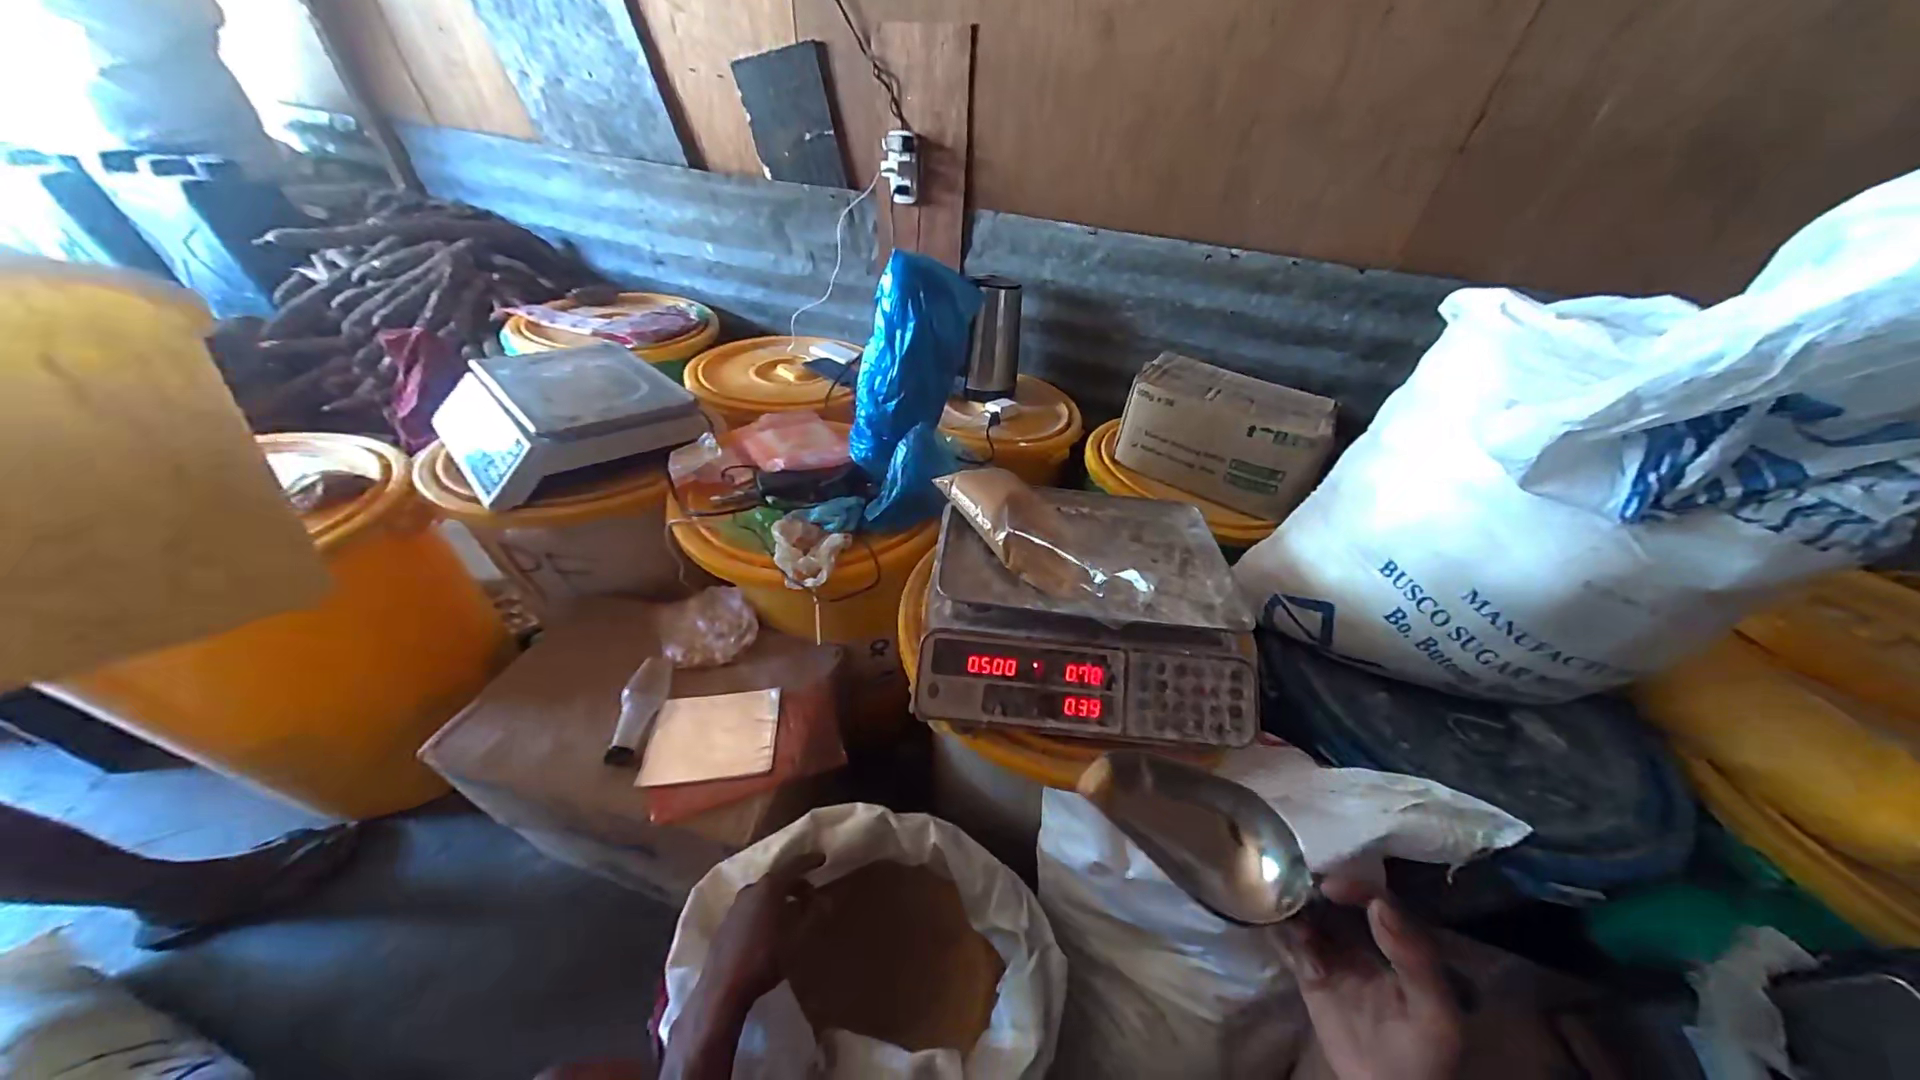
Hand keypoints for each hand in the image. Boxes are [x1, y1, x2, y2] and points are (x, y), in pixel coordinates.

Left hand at [663, 852, 824, 1079]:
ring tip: (793, 911)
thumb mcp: (799, 938)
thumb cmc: (766, 958)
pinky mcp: (726, 923)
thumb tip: (827, 899)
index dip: (810, 861)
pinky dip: (765, 908)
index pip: (794, 865)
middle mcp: (751, 889)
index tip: (822, 859)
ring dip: (780, 897)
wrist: (723, 989)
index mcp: (769, 887)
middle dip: (796, 884)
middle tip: (811, 895)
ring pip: (763, 893)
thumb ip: (815, 914)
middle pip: (778, 878)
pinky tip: (770, 926)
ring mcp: (735, 906)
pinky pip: (752, 906)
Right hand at [1278, 878, 1462, 1079]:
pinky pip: (1289, 941)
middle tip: (1296, 893)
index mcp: (1401, 942)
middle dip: (1315, 892)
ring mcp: (1334, 952)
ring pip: (1308, 914)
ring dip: (1295, 913)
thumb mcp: (1435, 1014)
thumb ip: (1416, 960)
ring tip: (1294, 930)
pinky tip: (1291, 951)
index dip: (1356, 887)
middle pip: (1336, 899)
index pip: (1378, 899)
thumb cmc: (1422, 1055)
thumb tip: (1378, 904)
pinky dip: (1283, 936)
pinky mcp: (1308, 969)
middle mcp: (1365, 938)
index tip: (1330, 888)